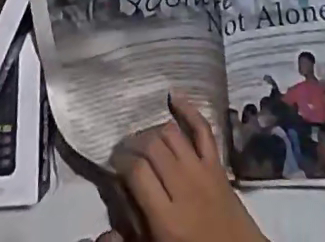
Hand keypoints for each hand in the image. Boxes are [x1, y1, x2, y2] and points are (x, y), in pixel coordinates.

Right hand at [108, 96, 267, 241]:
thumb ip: (129, 240)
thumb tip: (105, 231)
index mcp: (166, 218)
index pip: (137, 172)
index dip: (121, 161)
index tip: (113, 163)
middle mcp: (184, 187)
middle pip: (153, 147)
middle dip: (133, 143)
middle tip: (123, 150)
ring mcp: (203, 171)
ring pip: (173, 134)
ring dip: (153, 131)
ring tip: (142, 139)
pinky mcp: (218, 163)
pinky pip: (203, 129)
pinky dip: (189, 109)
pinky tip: (173, 97)